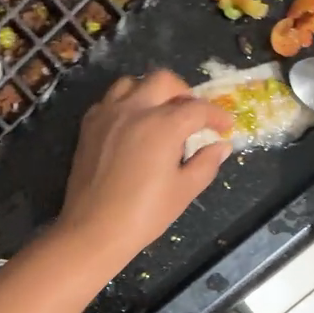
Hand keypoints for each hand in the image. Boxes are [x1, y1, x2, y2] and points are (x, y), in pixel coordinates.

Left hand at [56, 71, 232, 267]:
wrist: (94, 230)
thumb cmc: (144, 215)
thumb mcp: (183, 191)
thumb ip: (206, 164)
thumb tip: (221, 146)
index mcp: (163, 125)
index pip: (197, 109)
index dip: (216, 116)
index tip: (225, 127)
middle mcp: (134, 110)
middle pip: (163, 81)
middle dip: (184, 92)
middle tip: (192, 115)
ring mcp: (107, 115)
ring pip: (132, 83)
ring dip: (151, 92)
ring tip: (160, 113)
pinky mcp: (88, 127)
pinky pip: (108, 101)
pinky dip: (124, 104)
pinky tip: (131, 125)